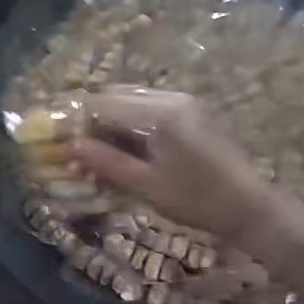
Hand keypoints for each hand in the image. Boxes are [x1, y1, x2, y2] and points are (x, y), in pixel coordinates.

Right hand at [69, 89, 303, 269]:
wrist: (250, 207)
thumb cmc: (197, 201)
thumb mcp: (146, 185)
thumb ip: (106, 162)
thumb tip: (70, 145)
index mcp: (159, 114)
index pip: (103, 104)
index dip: (74, 118)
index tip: (53, 134)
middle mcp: (170, 98)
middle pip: (116, 96)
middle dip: (89, 117)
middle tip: (69, 143)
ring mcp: (183, 102)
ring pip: (131, 100)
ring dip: (108, 119)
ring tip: (92, 147)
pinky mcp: (190, 112)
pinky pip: (148, 107)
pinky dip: (128, 122)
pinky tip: (121, 146)